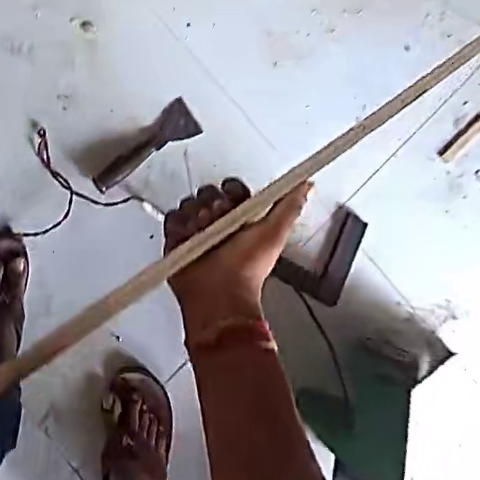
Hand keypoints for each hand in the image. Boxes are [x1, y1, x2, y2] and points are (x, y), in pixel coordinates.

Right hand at [163, 179, 309, 339]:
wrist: (220, 294)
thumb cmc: (249, 268)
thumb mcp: (273, 233)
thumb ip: (288, 206)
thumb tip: (306, 184)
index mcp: (241, 218)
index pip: (231, 189)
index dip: (230, 190)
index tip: (231, 199)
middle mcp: (218, 223)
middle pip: (208, 194)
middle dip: (211, 203)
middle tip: (216, 218)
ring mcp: (196, 231)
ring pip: (189, 204)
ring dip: (194, 215)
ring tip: (202, 232)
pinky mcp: (176, 240)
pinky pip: (172, 218)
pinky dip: (178, 226)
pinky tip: (188, 238)